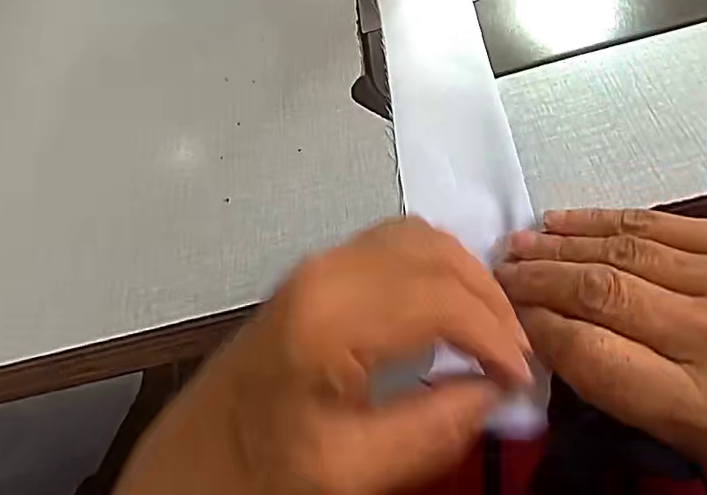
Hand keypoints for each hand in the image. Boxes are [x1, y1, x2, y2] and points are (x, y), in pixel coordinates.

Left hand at [115, 218, 532, 494]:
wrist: (184, 470)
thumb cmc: (259, 476)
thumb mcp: (349, 473)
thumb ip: (433, 428)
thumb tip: (497, 391)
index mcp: (332, 316)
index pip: (438, 299)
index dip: (493, 332)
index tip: (522, 374)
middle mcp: (330, 268)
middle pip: (434, 254)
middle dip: (488, 298)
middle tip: (515, 350)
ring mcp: (323, 260)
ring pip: (419, 236)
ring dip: (465, 273)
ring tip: (492, 325)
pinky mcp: (321, 268)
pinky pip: (396, 240)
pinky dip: (437, 262)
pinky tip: (450, 299)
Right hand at [498, 209, 706, 492]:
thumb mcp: (705, 445)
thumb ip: (628, 390)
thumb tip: (555, 337)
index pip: (597, 357)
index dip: (540, 331)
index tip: (508, 317)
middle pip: (602, 294)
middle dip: (539, 280)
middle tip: (501, 273)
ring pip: (622, 251)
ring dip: (562, 244)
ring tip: (522, 244)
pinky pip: (655, 224)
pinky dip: (603, 220)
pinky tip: (569, 221)